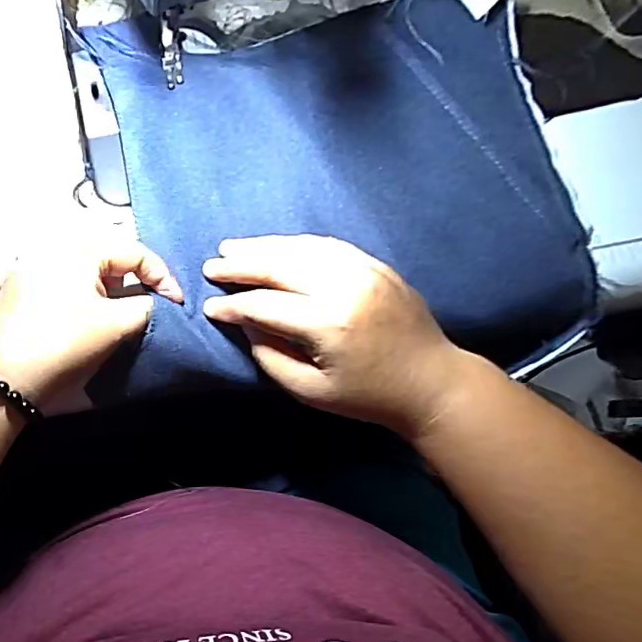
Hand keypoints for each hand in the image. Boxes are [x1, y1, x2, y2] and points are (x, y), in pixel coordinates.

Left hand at [0, 245, 182, 406]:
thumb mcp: (117, 324)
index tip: (177, 305)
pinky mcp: (23, 289)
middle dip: (137, 280)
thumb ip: (147, 306)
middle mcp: (54, 246)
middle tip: (152, 306)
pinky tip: (93, 319)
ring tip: (125, 316)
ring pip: (88, 270)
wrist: (5, 377)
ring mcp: (34, 266)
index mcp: (79, 245)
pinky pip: (67, 283)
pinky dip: (88, 296)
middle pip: (111, 256)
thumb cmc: (65, 343)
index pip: (136, 251)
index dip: (163, 277)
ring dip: (112, 289)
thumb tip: (153, 302)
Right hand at [203, 235, 488, 437]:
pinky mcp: (376, 265)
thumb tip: (248, 325)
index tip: (210, 308)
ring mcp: (364, 270)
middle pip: (281, 266)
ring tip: (235, 249)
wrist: (431, 382)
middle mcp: (345, 287)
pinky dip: (297, 244)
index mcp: (328, 323)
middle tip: (212, 265)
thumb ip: (271, 357)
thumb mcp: (311, 391)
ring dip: (265, 247)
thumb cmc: (367, 397)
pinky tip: (278, 248)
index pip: (266, 306)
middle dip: (242, 265)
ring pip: (303, 248)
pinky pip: (328, 245)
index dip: (233, 306)